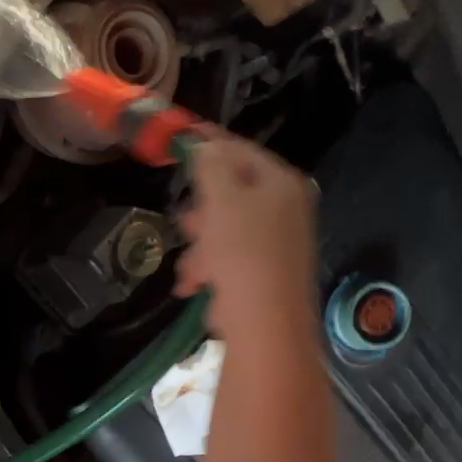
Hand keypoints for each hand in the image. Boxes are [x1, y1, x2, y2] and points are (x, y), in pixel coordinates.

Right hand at [174, 135, 318, 335]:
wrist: (264, 320)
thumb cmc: (242, 254)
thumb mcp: (221, 202)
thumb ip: (211, 167)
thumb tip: (203, 143)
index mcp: (280, 183)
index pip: (240, 151)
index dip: (208, 144)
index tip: (176, 141)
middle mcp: (284, 207)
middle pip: (231, 192)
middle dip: (200, 211)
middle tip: (183, 223)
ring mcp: (276, 240)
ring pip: (223, 228)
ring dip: (199, 247)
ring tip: (190, 269)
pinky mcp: (263, 270)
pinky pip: (227, 256)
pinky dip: (208, 267)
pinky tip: (196, 284)